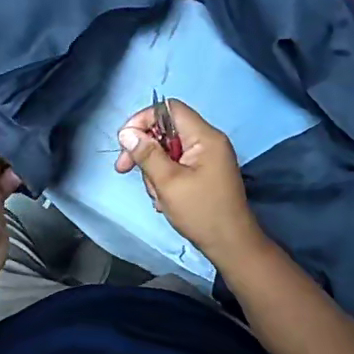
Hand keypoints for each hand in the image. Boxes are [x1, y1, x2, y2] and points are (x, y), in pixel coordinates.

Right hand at [115, 99, 265, 263]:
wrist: (230, 244)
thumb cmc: (200, 212)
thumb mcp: (168, 183)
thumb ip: (146, 154)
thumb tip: (126, 133)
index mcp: (205, 137)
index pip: (169, 109)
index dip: (143, 120)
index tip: (125, 142)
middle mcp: (208, 142)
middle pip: (165, 130)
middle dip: (144, 150)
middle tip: (124, 169)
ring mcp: (207, 158)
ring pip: (167, 151)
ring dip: (153, 170)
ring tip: (157, 195)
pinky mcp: (204, 173)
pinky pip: (176, 166)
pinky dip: (164, 179)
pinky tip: (164, 200)